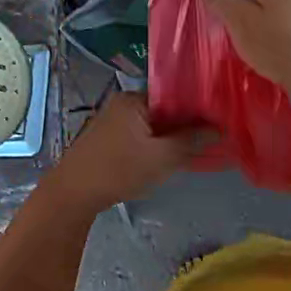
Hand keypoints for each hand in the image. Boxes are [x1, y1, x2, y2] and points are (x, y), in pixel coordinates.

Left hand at [44, 92, 213, 212]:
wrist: (71, 196)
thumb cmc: (117, 170)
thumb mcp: (161, 158)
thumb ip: (191, 141)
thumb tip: (219, 129)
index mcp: (134, 99)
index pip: (175, 94)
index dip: (198, 107)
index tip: (219, 120)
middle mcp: (124, 104)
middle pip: (165, 109)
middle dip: (187, 124)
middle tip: (213, 138)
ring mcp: (115, 121)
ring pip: (155, 125)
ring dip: (173, 137)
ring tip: (197, 149)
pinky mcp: (110, 139)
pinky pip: (143, 135)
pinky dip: (158, 144)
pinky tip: (172, 158)